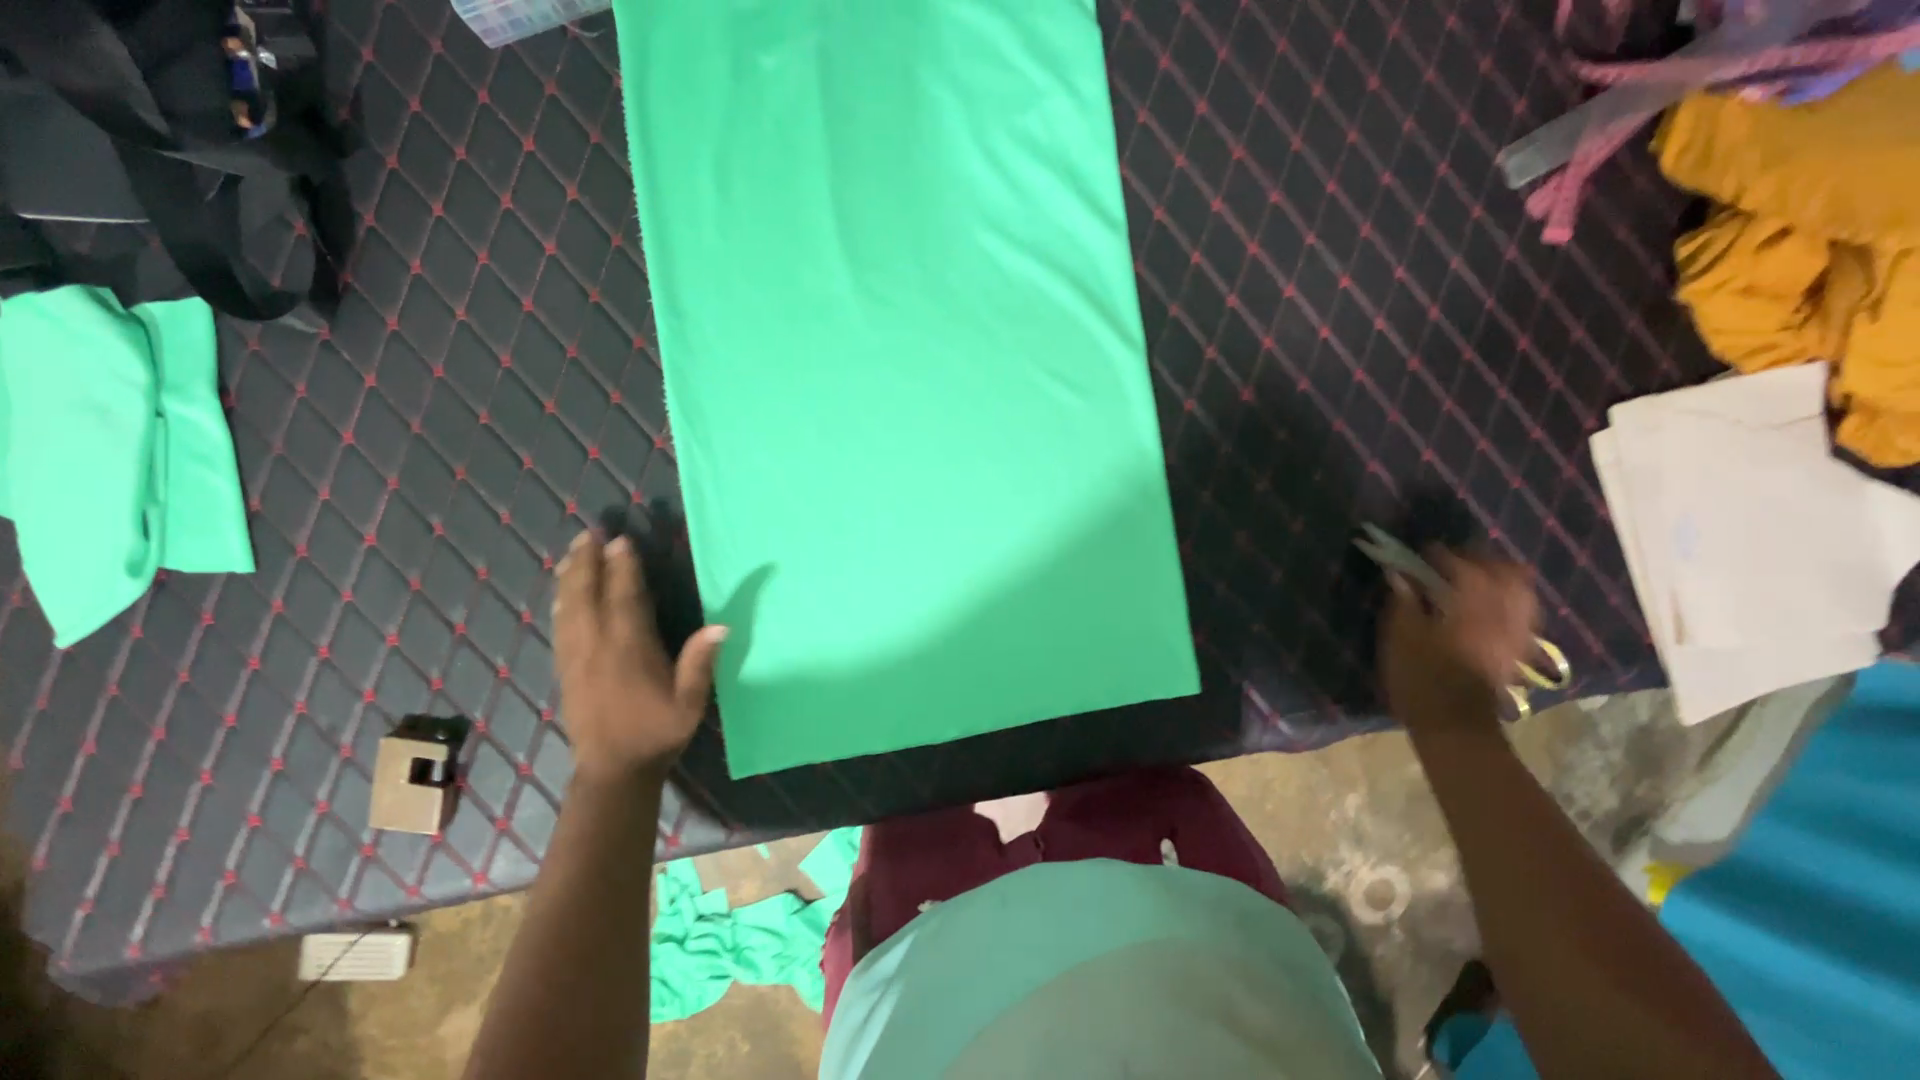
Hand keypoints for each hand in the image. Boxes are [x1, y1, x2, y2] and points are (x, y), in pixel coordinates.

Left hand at [552, 530, 728, 783]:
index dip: (623, 568)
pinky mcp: (565, 671)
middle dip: (587, 562)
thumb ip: (700, 664)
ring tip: (571, 553)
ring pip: (568, 608)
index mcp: (629, 650)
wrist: (613, 771)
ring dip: (569, 578)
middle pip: (587, 595)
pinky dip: (561, 604)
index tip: (621, 541)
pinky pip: (560, 627)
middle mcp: (596, 647)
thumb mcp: (689, 704)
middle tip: (588, 534)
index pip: (624, 598)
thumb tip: (720, 627)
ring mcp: (576, 658)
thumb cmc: (657, 734)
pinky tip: (561, 595)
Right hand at [1380, 552, 1538, 736]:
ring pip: (1521, 592)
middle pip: (1505, 572)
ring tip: (1476, 579)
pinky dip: (1509, 601)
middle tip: (1455, 561)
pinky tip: (1490, 607)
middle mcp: (1501, 614)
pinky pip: (1523, 614)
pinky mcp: (1517, 650)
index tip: (1424, 552)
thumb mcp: (1400, 638)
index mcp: (1469, 606)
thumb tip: (1400, 574)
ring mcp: (1515, 632)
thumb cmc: (1421, 680)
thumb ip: (1404, 601)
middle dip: (1481, 560)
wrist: (1454, 726)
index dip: (1442, 555)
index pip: (1463, 566)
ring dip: (1500, 578)